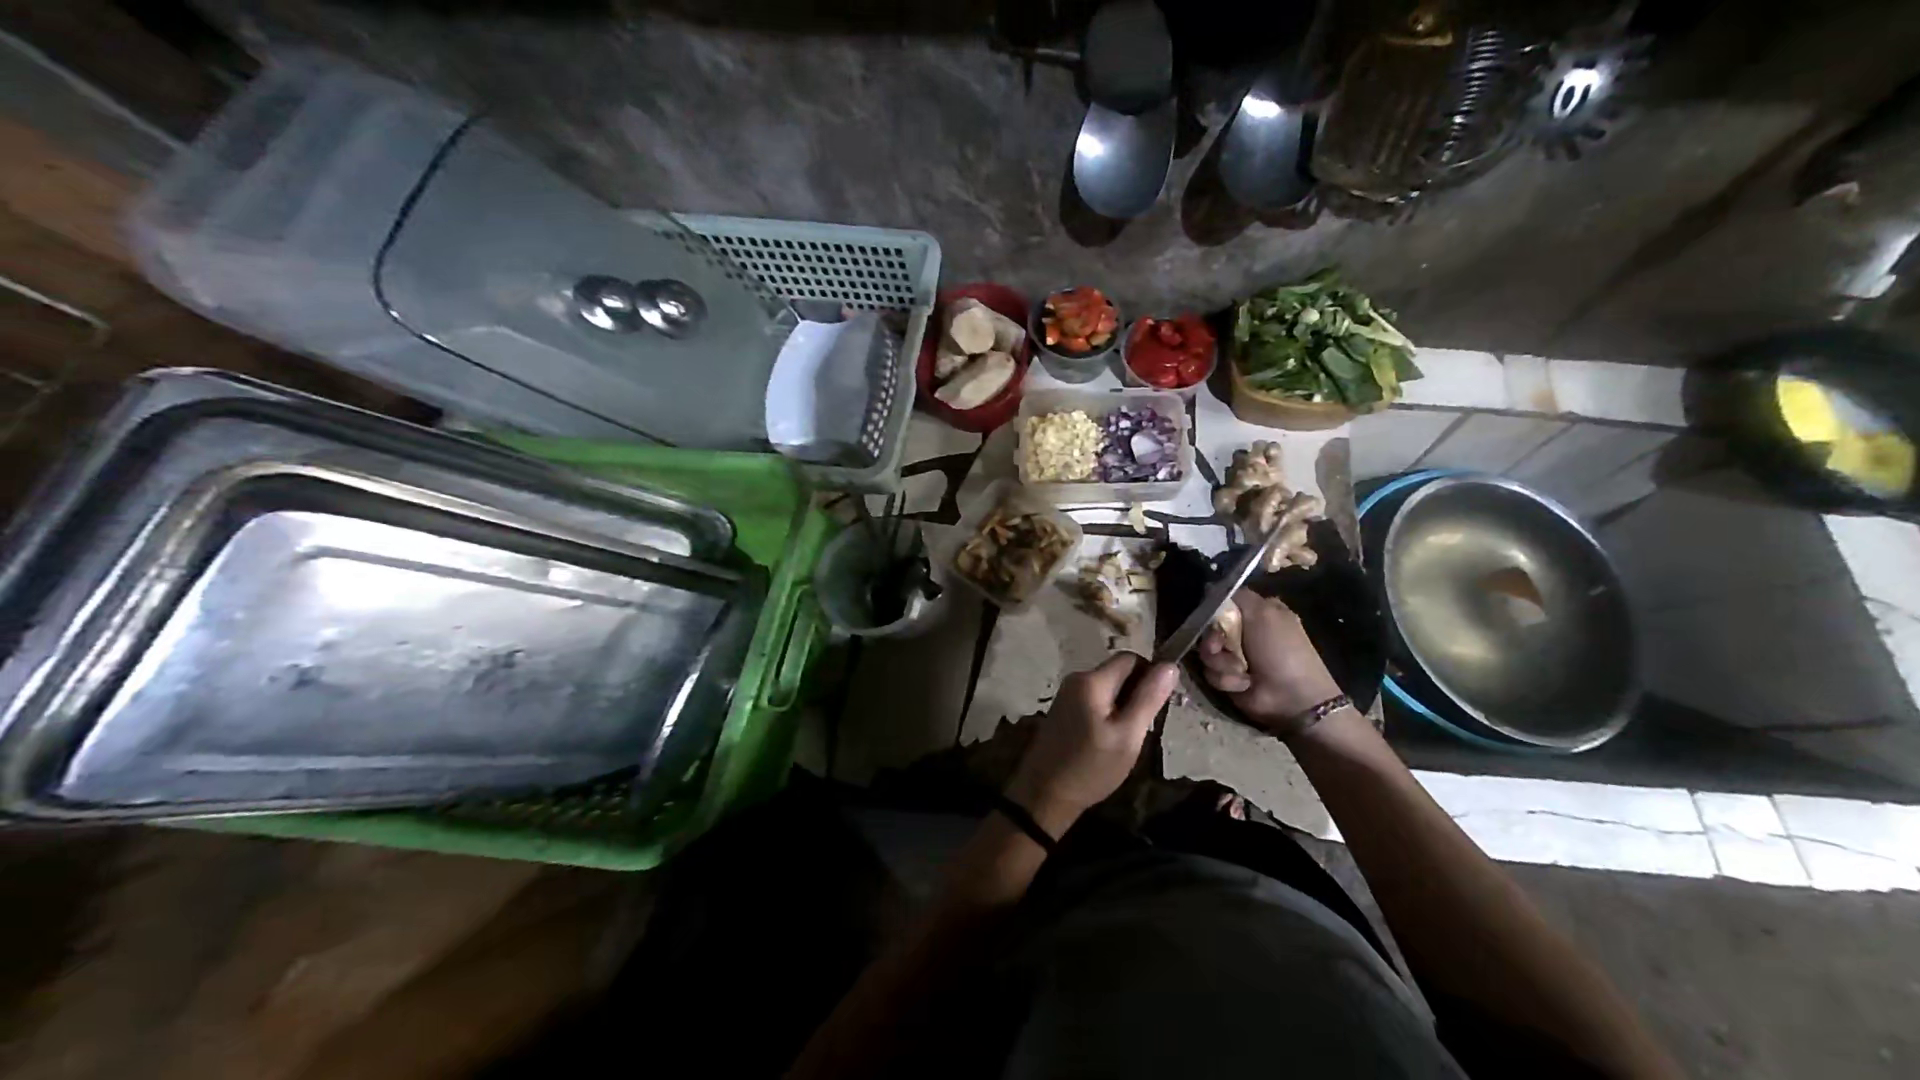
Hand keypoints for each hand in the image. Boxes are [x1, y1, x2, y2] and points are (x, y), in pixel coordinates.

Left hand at [1006, 653, 1178, 836]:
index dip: (1150, 675)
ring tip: (1127, 738)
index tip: (1157, 706)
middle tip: (1142, 728)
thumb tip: (1170, 664)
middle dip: (1137, 693)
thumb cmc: (1091, 767)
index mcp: (1091, 680)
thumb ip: (1148, 698)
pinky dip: (1109, 714)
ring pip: (1109, 687)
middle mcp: (1077, 678)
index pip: (1131, 658)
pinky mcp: (1065, 709)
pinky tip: (1109, 741)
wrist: (1044, 794)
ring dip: (1124, 706)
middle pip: (1119, 671)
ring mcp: (1068, 694)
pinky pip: (1096, 700)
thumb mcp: (1128, 736)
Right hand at [1198, 591, 1345, 737]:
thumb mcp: (1264, 612)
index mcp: (1256, 611)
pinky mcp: (1227, 677)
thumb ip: (1237, 595)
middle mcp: (1242, 631)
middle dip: (1212, 640)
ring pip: (1206, 652)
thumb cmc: (1282, 650)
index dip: (1212, 609)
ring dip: (1221, 662)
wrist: (1291, 697)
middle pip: (1207, 627)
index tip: (1212, 615)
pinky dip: (1226, 678)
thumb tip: (1209, 586)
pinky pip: (1210, 672)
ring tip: (1240, 671)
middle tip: (1221, 647)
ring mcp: (1233, 655)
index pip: (1221, 602)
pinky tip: (1243, 683)